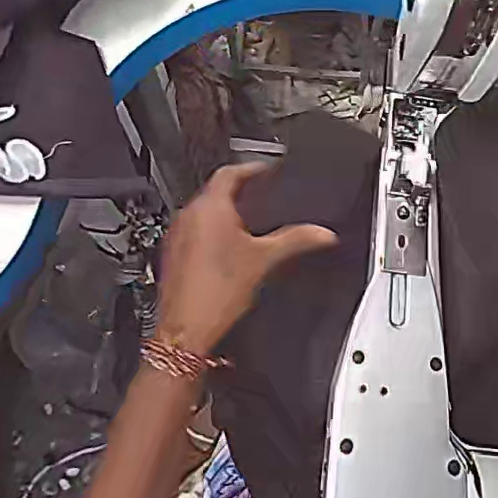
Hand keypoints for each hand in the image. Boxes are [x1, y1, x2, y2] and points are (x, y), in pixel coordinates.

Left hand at [156, 162, 337, 353]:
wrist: (185, 330)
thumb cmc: (215, 295)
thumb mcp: (265, 260)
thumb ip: (297, 240)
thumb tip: (323, 234)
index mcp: (210, 209)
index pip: (230, 172)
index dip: (252, 168)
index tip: (266, 170)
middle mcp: (188, 216)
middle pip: (217, 191)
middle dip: (242, 193)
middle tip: (264, 198)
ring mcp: (177, 235)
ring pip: (205, 212)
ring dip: (227, 214)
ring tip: (250, 225)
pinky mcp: (174, 253)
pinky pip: (195, 232)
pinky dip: (213, 233)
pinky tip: (229, 252)